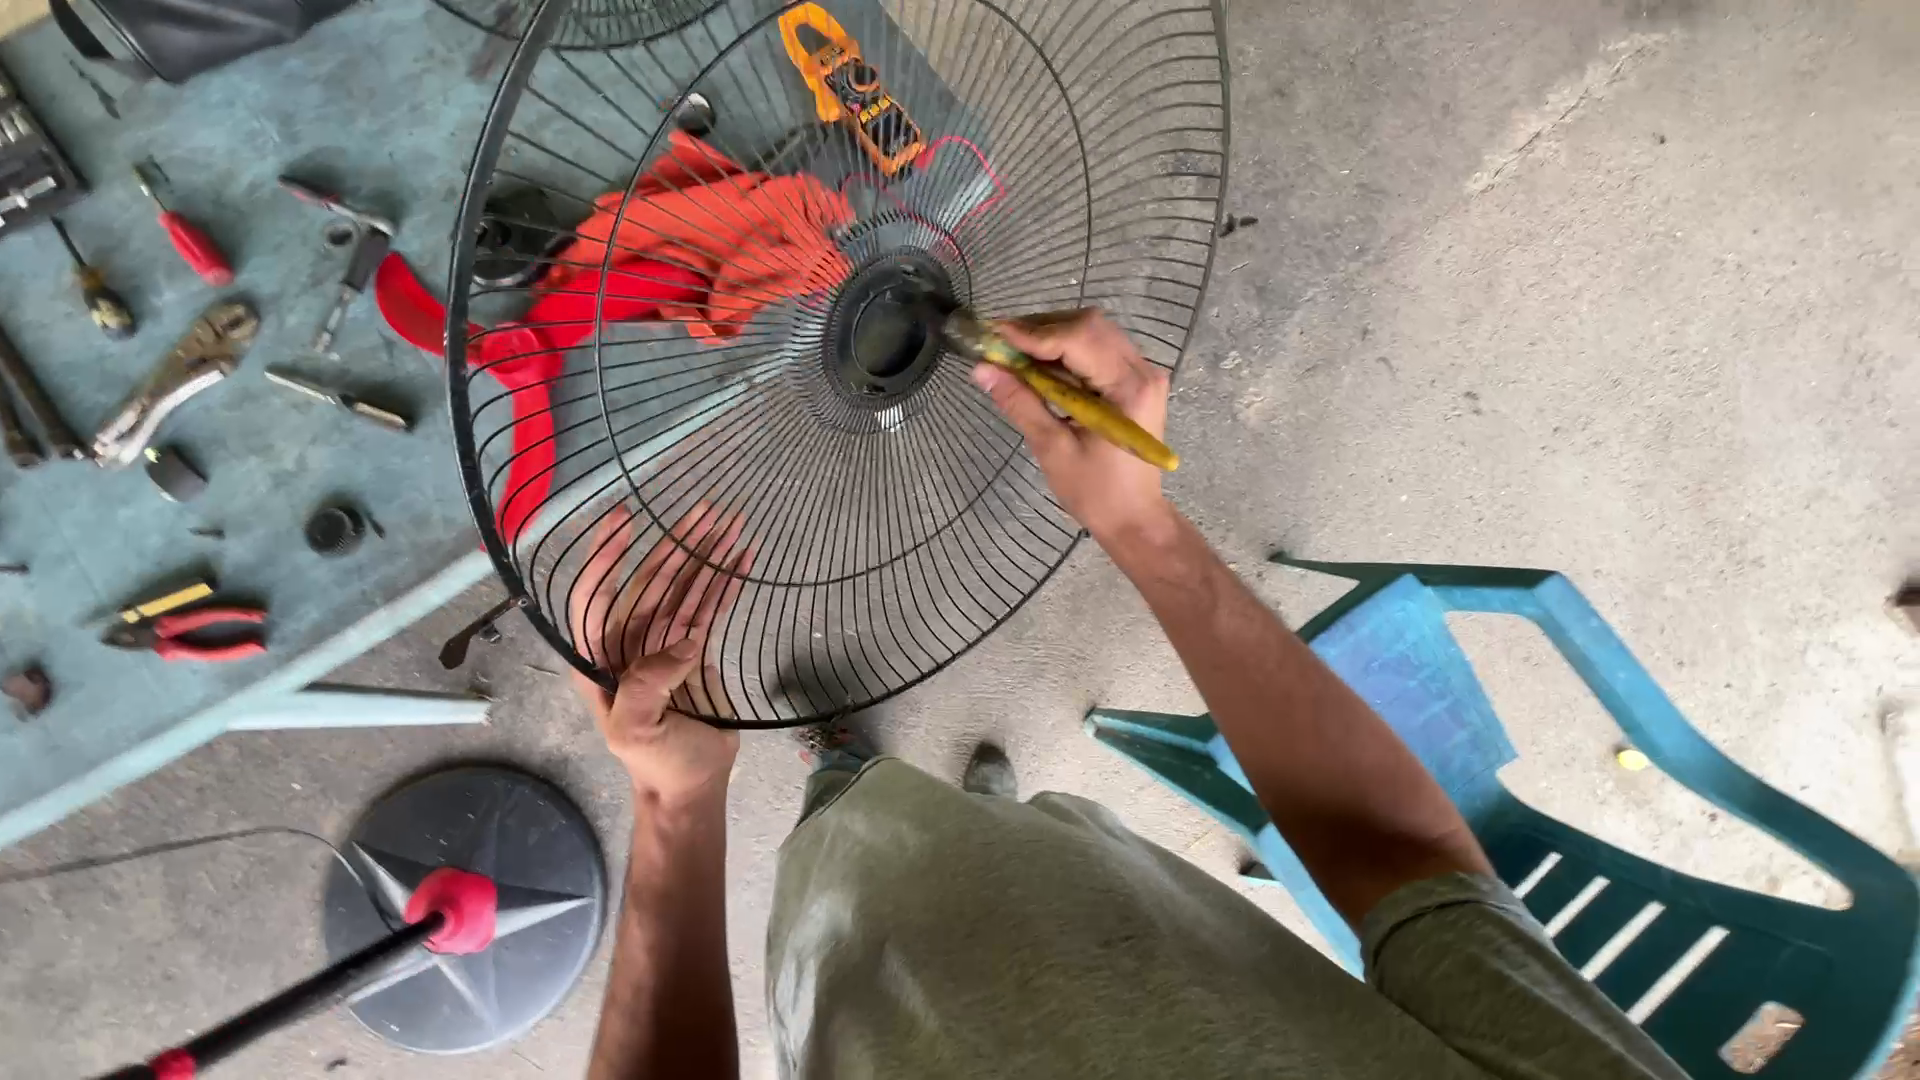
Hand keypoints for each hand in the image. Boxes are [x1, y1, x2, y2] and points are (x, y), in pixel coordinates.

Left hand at [568, 503, 753, 807]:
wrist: (692, 785)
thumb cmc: (656, 762)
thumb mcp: (636, 731)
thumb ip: (645, 687)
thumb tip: (683, 644)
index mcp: (599, 658)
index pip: (596, 595)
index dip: (607, 556)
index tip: (624, 519)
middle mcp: (630, 640)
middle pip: (653, 580)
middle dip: (678, 542)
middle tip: (707, 509)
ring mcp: (667, 641)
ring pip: (686, 586)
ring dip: (709, 554)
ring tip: (732, 522)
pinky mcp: (699, 647)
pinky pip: (711, 605)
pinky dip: (727, 580)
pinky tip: (743, 555)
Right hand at [972, 309, 1175, 541]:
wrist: (1134, 518)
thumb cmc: (1096, 493)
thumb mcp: (1052, 448)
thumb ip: (1020, 403)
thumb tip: (982, 370)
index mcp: (1128, 388)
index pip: (1079, 339)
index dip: (1034, 333)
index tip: (994, 334)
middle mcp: (1143, 370)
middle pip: (1089, 326)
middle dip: (1041, 329)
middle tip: (1000, 342)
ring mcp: (1143, 374)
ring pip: (1094, 333)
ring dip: (1052, 337)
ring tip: (1014, 352)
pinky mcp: (1136, 382)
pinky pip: (1099, 350)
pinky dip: (1067, 351)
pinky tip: (1039, 365)